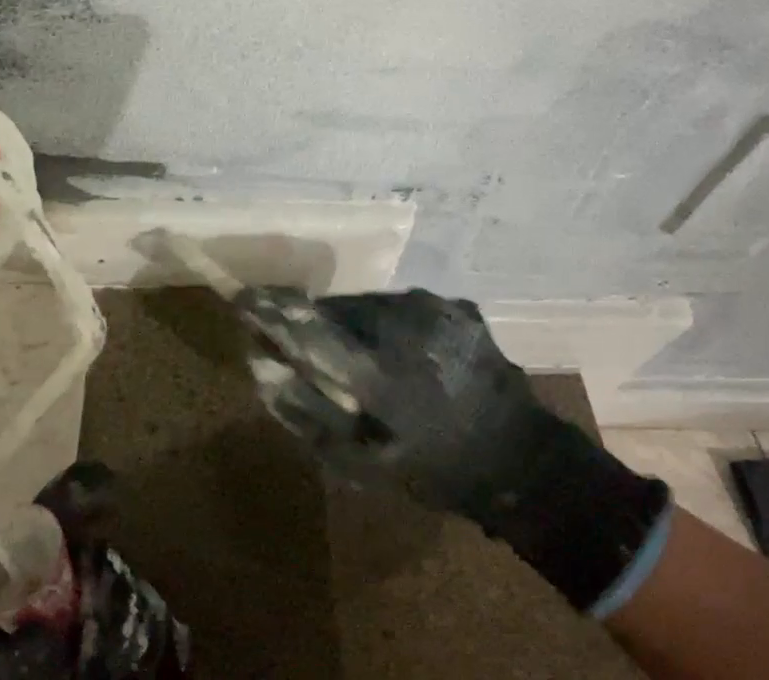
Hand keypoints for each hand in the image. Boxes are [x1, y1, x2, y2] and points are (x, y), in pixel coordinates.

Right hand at [246, 288, 671, 612]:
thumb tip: (258, 366)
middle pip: (338, 310)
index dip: (270, 310)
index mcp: (379, 371)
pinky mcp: (458, 306)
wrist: (526, 464)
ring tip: (361, 356)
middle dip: (316, 324)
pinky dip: (388, 322)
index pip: (309, 327)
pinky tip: (402, 352)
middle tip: (310, 350)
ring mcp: (437, 311)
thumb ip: (305, 411)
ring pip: (369, 303)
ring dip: (353, 323)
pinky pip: (403, 305)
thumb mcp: (361, 461)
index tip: (241, 297)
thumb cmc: (435, 471)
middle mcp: (405, 326)